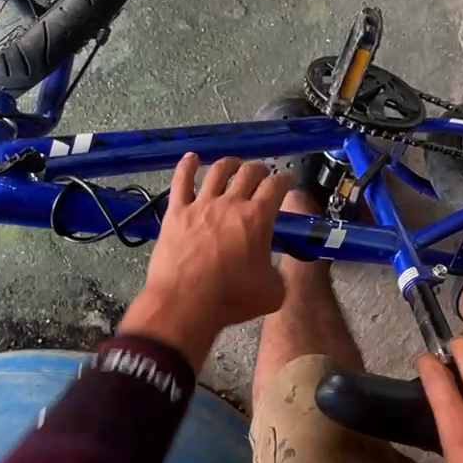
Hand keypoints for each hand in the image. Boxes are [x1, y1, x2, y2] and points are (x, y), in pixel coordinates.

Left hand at [116, 154, 290, 366]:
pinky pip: (181, 181)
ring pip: (218, 170)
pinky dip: (186, 166)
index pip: (276, 186)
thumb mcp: (272, 291)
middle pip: (249, 172)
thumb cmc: (230, 299)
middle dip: (260, 169)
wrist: (185, 305)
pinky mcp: (176, 212)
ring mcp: (202, 205)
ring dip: (230, 163)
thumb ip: (279, 273)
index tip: (286, 180)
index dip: (284, 180)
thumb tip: (275, 271)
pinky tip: (191, 157)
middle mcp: (231, 203)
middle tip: (262, 174)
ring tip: (234, 164)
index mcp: (257, 218)